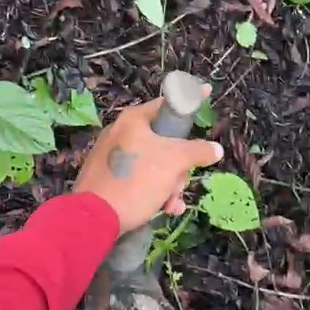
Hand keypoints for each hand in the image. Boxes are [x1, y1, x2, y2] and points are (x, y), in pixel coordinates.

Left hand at [74, 98, 223, 231]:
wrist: (93, 218)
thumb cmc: (137, 180)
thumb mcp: (174, 162)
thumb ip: (198, 151)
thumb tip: (216, 149)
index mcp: (134, 120)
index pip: (168, 103)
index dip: (190, 99)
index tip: (206, 91)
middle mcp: (121, 133)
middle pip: (165, 141)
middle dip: (179, 166)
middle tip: (180, 180)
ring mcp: (112, 157)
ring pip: (154, 164)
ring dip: (170, 184)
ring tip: (171, 203)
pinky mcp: (107, 179)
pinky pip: (139, 179)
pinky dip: (154, 192)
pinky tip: (164, 209)